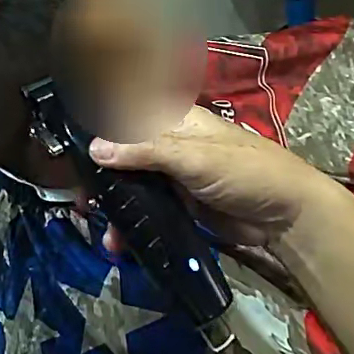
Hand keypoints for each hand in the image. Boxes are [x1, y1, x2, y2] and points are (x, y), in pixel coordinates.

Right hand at [87, 107, 348, 247]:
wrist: (285, 217)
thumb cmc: (245, 171)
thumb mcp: (195, 157)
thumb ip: (146, 152)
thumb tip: (94, 148)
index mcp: (175, 121)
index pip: (129, 110)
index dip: (100, 118)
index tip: (69, 138)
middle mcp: (169, 145)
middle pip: (124, 152)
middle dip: (99, 173)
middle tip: (79, 197)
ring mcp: (173, 177)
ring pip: (131, 185)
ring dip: (112, 203)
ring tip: (96, 224)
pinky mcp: (179, 206)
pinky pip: (145, 211)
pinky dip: (130, 225)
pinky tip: (118, 243)